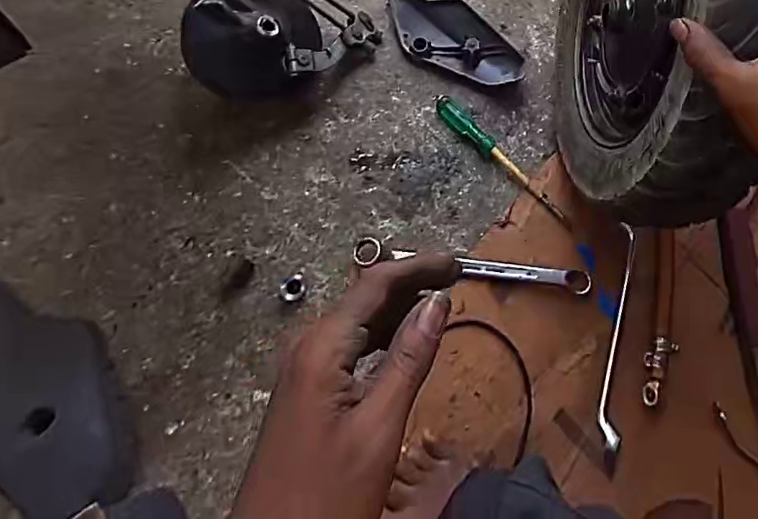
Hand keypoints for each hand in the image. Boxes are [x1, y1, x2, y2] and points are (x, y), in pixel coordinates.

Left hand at [230, 253, 460, 518]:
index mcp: (322, 345)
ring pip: (358, 320)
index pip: (375, 284)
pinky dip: (381, 335)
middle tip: (452, 276)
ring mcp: (304, 367)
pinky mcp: (306, 388)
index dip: (417, 266)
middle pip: (365, 297)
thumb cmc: (324, 497)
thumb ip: (409, 359)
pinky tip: (403, 339)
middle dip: (410, 282)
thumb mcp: (378, 428)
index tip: (454, 262)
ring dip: (398, 307)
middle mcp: (308, 345)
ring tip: (437, 299)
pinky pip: (349, 345)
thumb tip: (437, 303)